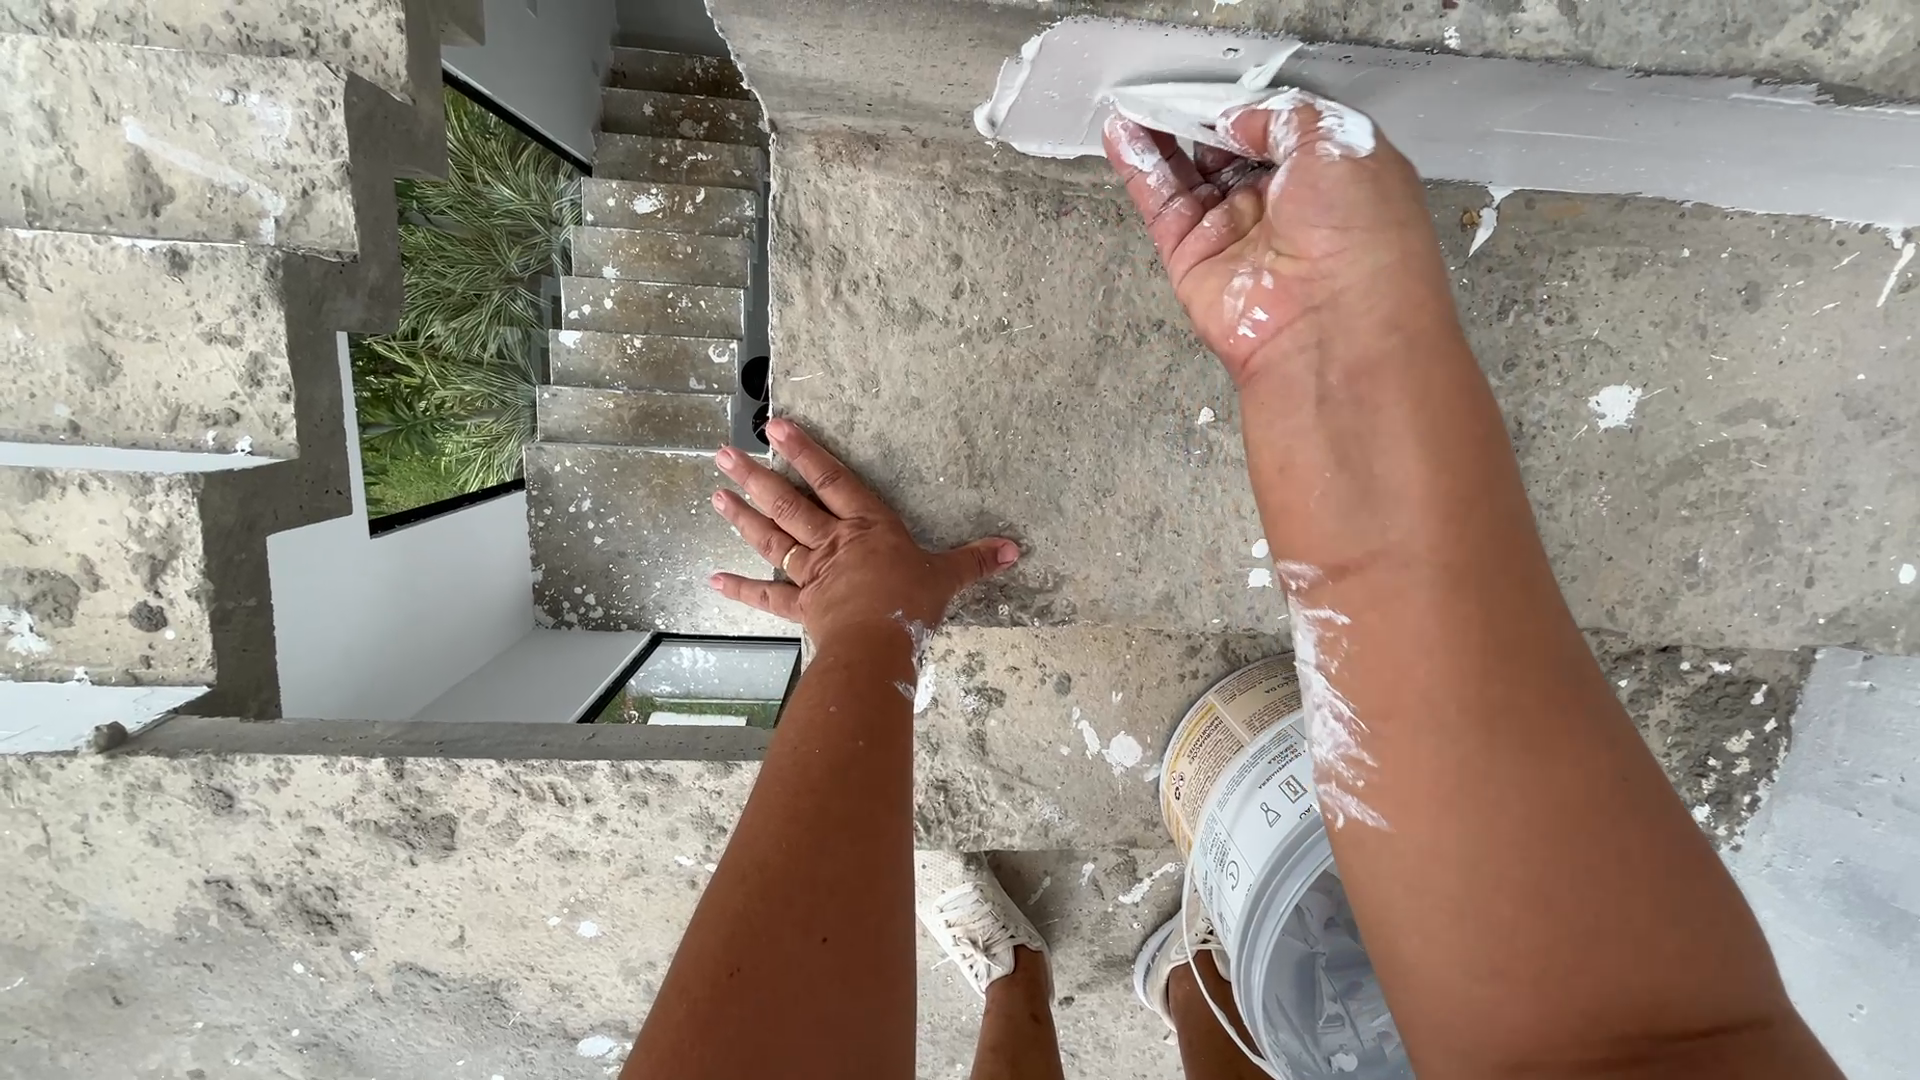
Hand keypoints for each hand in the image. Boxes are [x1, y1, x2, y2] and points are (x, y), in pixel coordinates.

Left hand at [708, 418, 1021, 642]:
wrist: (879, 644)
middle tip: (722, 454)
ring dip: (743, 517)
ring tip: (715, 494)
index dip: (806, 450)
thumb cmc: (910, 603)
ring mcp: (812, 574)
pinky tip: (714, 578)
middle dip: (755, 476)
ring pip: (772, 539)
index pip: (832, 479)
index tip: (777, 427)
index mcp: (867, 526)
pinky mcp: (802, 606)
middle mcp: (833, 542)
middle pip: (788, 503)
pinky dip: (741, 588)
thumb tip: (1016, 549)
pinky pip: (767, 596)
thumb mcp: (947, 577)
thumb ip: (975, 560)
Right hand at [1101, 90, 1460, 387]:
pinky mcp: (1192, 258)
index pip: (1275, 129)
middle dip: (1200, 119)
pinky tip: (1123, 134)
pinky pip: (1161, 205)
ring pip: (1186, 175)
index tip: (1221, 89)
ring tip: (1136, 103)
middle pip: (1226, 151)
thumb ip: (1282, 116)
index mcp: (1324, 176)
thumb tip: (1237, 118)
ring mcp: (1231, 234)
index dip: (1247, 107)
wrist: (1330, 322)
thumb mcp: (1338, 141)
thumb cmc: (1360, 237)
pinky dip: (1139, 169)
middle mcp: (1277, 207)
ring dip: (1161, 137)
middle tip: (1174, 91)